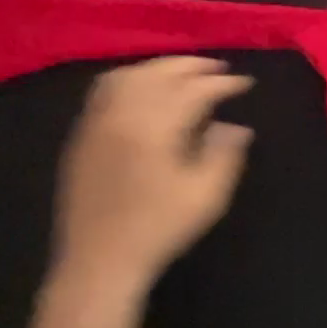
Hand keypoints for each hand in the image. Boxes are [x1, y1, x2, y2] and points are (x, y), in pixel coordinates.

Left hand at [56, 57, 254, 294]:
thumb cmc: (158, 230)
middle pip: (159, 72)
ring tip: (183, 72)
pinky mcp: (82, 134)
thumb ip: (225, 154)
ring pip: (130, 75)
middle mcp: (122, 114)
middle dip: (192, 66)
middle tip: (218, 68)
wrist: (99, 261)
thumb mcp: (206, 197)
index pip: (194, 90)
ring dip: (160, 67)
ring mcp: (97, 121)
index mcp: (155, 127)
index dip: (222, 84)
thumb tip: (236, 126)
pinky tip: (142, 88)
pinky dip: (130, 78)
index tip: (244, 83)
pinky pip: (104, 90)